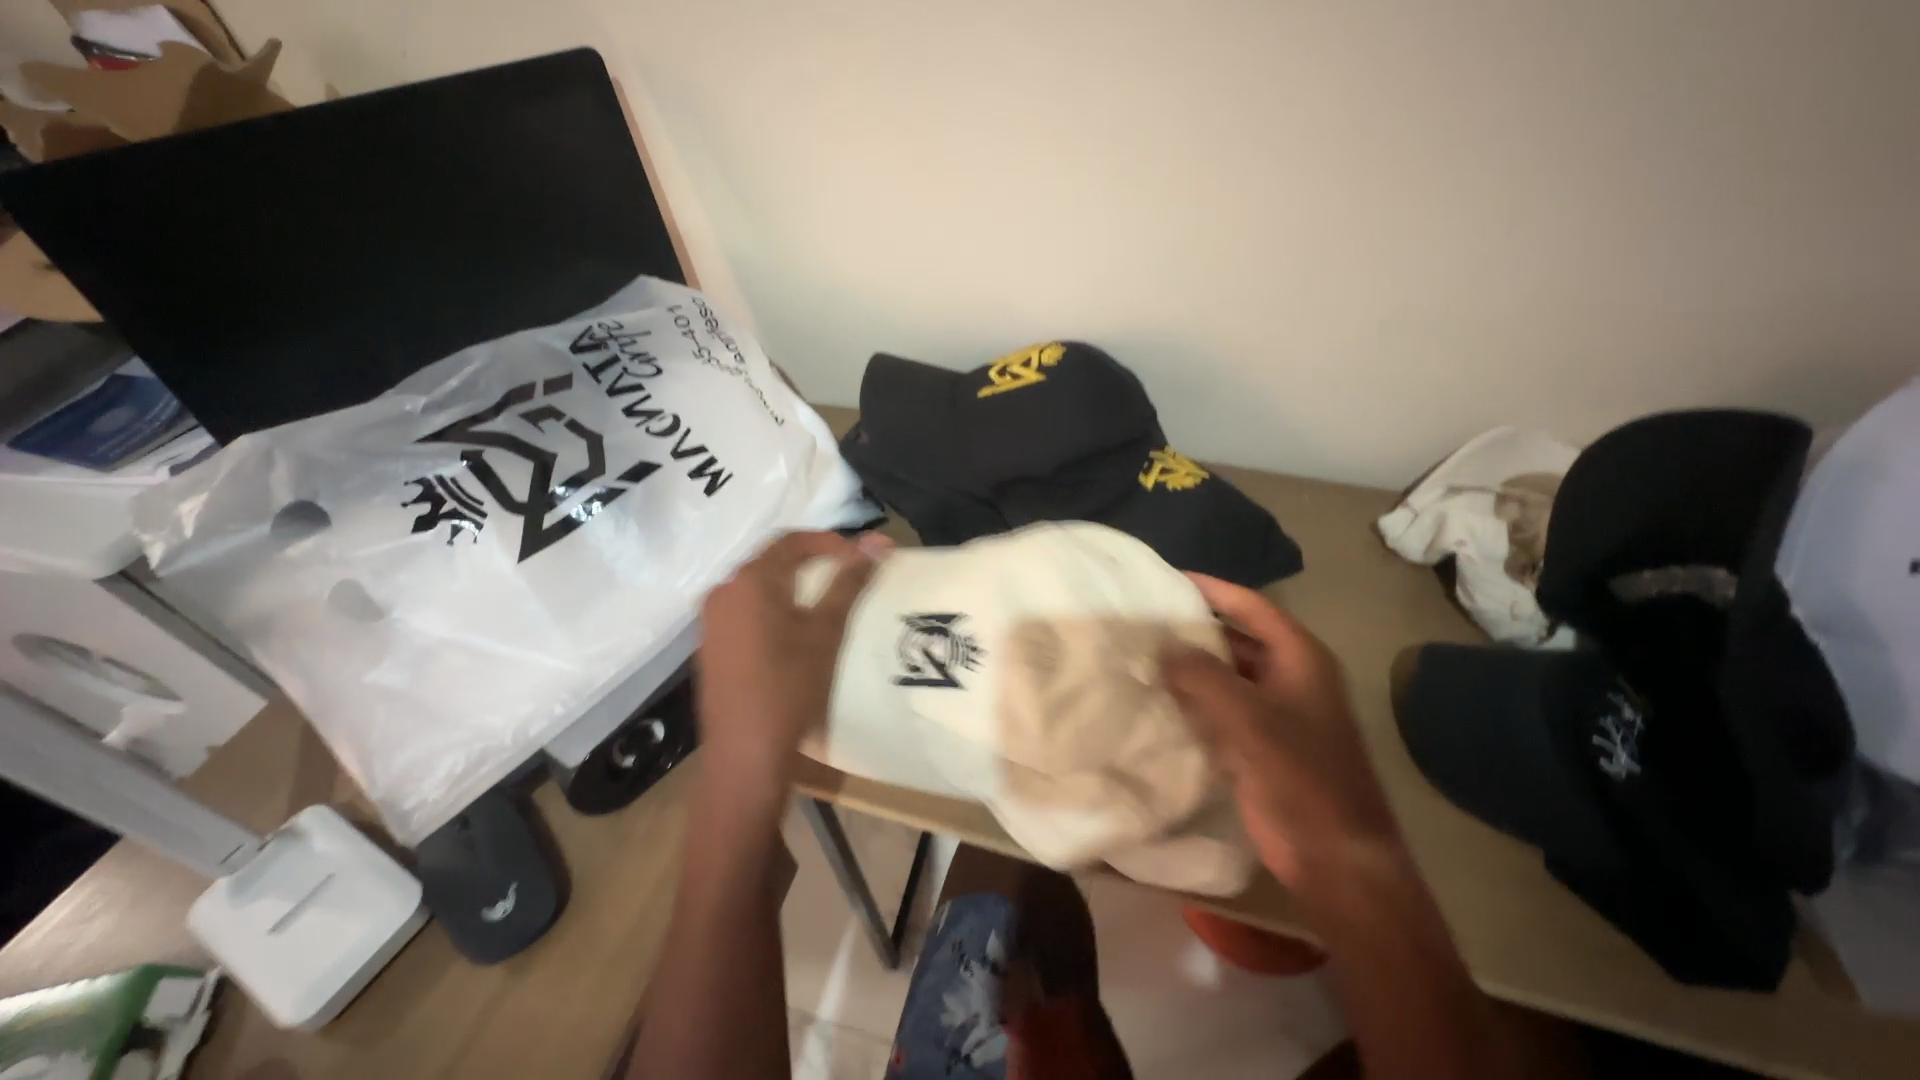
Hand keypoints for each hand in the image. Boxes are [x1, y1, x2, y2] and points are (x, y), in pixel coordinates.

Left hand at [696, 531, 876, 786]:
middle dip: (811, 563)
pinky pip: (744, 614)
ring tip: (825, 605)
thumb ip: (849, 582)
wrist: (745, 753)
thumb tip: (878, 542)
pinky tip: (794, 635)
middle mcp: (722, 592)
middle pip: (771, 562)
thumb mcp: (826, 631)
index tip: (861, 558)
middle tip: (847, 578)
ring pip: (756, 590)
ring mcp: (710, 622)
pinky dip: (772, 612)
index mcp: (748, 580)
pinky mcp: (710, 648)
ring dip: (791, 589)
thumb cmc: (790, 686)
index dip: (830, 542)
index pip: (791, 540)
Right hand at [1161, 573, 1404, 891]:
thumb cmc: (1300, 777)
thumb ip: (1203, 677)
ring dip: (1188, 669)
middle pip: (1236, 640)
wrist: (1333, 854)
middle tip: (1142, 620)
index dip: (1212, 590)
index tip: (1167, 579)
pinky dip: (1190, 704)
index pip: (1251, 608)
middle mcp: (1287, 678)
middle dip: (1193, 630)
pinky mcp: (1257, 747)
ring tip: (1138, 654)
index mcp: (1299, 659)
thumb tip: (1164, 645)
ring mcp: (1273, 715)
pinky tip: (1154, 701)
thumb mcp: (1249, 719)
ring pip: (1224, 678)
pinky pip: (1218, 712)